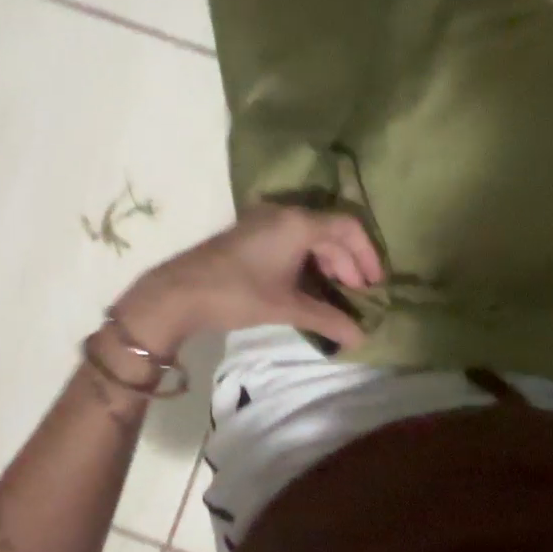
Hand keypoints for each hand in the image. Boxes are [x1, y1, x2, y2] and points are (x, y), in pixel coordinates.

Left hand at [111, 204, 383, 355]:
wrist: (177, 293)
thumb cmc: (236, 294)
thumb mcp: (286, 307)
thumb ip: (327, 319)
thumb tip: (360, 338)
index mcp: (298, 223)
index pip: (348, 227)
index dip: (367, 254)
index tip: (375, 283)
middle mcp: (284, 213)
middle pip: (330, 230)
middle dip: (348, 262)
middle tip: (357, 294)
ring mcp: (264, 220)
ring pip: (310, 234)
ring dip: (328, 260)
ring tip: (336, 291)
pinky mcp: (250, 232)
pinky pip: (292, 237)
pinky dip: (307, 257)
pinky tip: (308, 283)